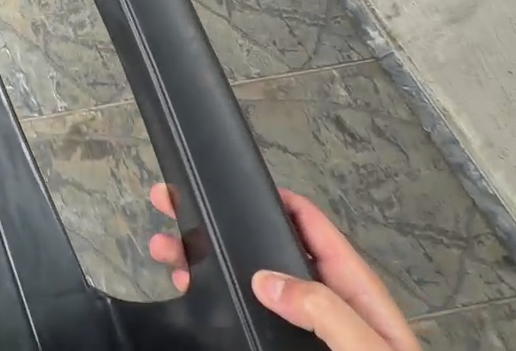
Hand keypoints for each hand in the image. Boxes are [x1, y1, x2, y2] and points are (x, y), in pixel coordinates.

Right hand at [146, 184, 419, 350]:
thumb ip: (326, 311)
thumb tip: (263, 278)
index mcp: (352, 291)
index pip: (310, 226)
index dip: (269, 197)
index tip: (224, 181)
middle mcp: (322, 302)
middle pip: (263, 248)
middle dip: (217, 224)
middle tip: (170, 205)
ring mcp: (300, 328)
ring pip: (244, 279)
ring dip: (202, 258)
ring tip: (163, 249)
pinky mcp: (277, 346)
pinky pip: (240, 313)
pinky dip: (208, 295)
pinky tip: (185, 288)